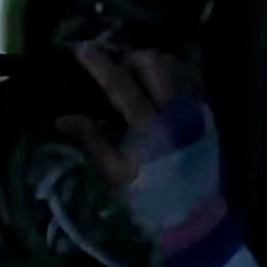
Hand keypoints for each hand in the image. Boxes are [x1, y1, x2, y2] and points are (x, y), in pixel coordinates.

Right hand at [58, 46, 222, 242]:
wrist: (194, 218)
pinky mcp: (205, 112)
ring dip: (153, 62)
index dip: (100, 63)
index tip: (82, 48)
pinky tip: (161, 81)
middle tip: (118, 69)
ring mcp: (193, 108)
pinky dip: (174, 71)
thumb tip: (61, 118)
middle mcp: (173, 110)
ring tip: (139, 73)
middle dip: (131, 59)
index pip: (120, 83)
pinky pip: (190, 77)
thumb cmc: (149, 197)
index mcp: (148, 126)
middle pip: (153, 64)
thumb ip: (91, 140)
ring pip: (174, 65)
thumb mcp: (114, 173)